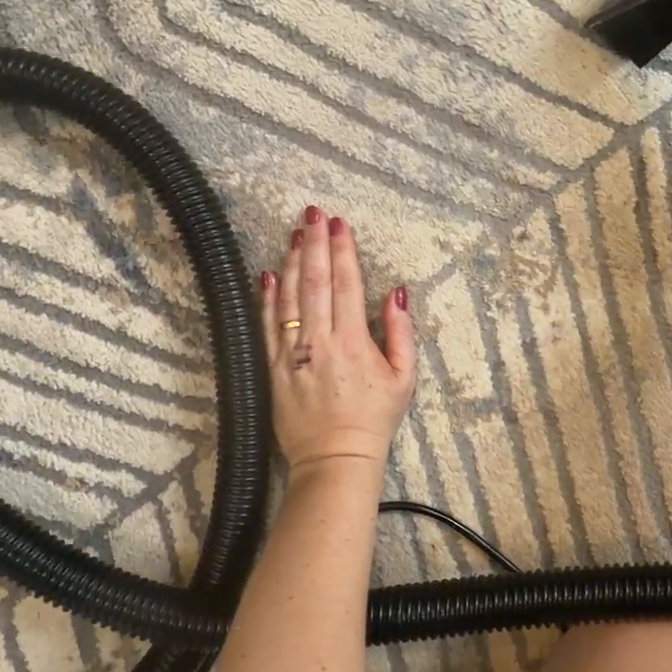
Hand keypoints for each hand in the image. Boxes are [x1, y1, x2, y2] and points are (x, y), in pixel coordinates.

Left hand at [259, 206, 416, 481]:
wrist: (335, 458)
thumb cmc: (375, 418)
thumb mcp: (403, 378)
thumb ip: (400, 333)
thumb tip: (395, 292)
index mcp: (354, 342)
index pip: (347, 285)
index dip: (343, 251)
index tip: (340, 223)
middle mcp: (320, 342)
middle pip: (316, 283)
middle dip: (315, 244)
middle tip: (313, 213)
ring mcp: (293, 354)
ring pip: (290, 298)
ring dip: (292, 262)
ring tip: (295, 233)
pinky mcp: (274, 368)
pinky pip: (268, 326)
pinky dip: (268, 298)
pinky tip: (269, 274)